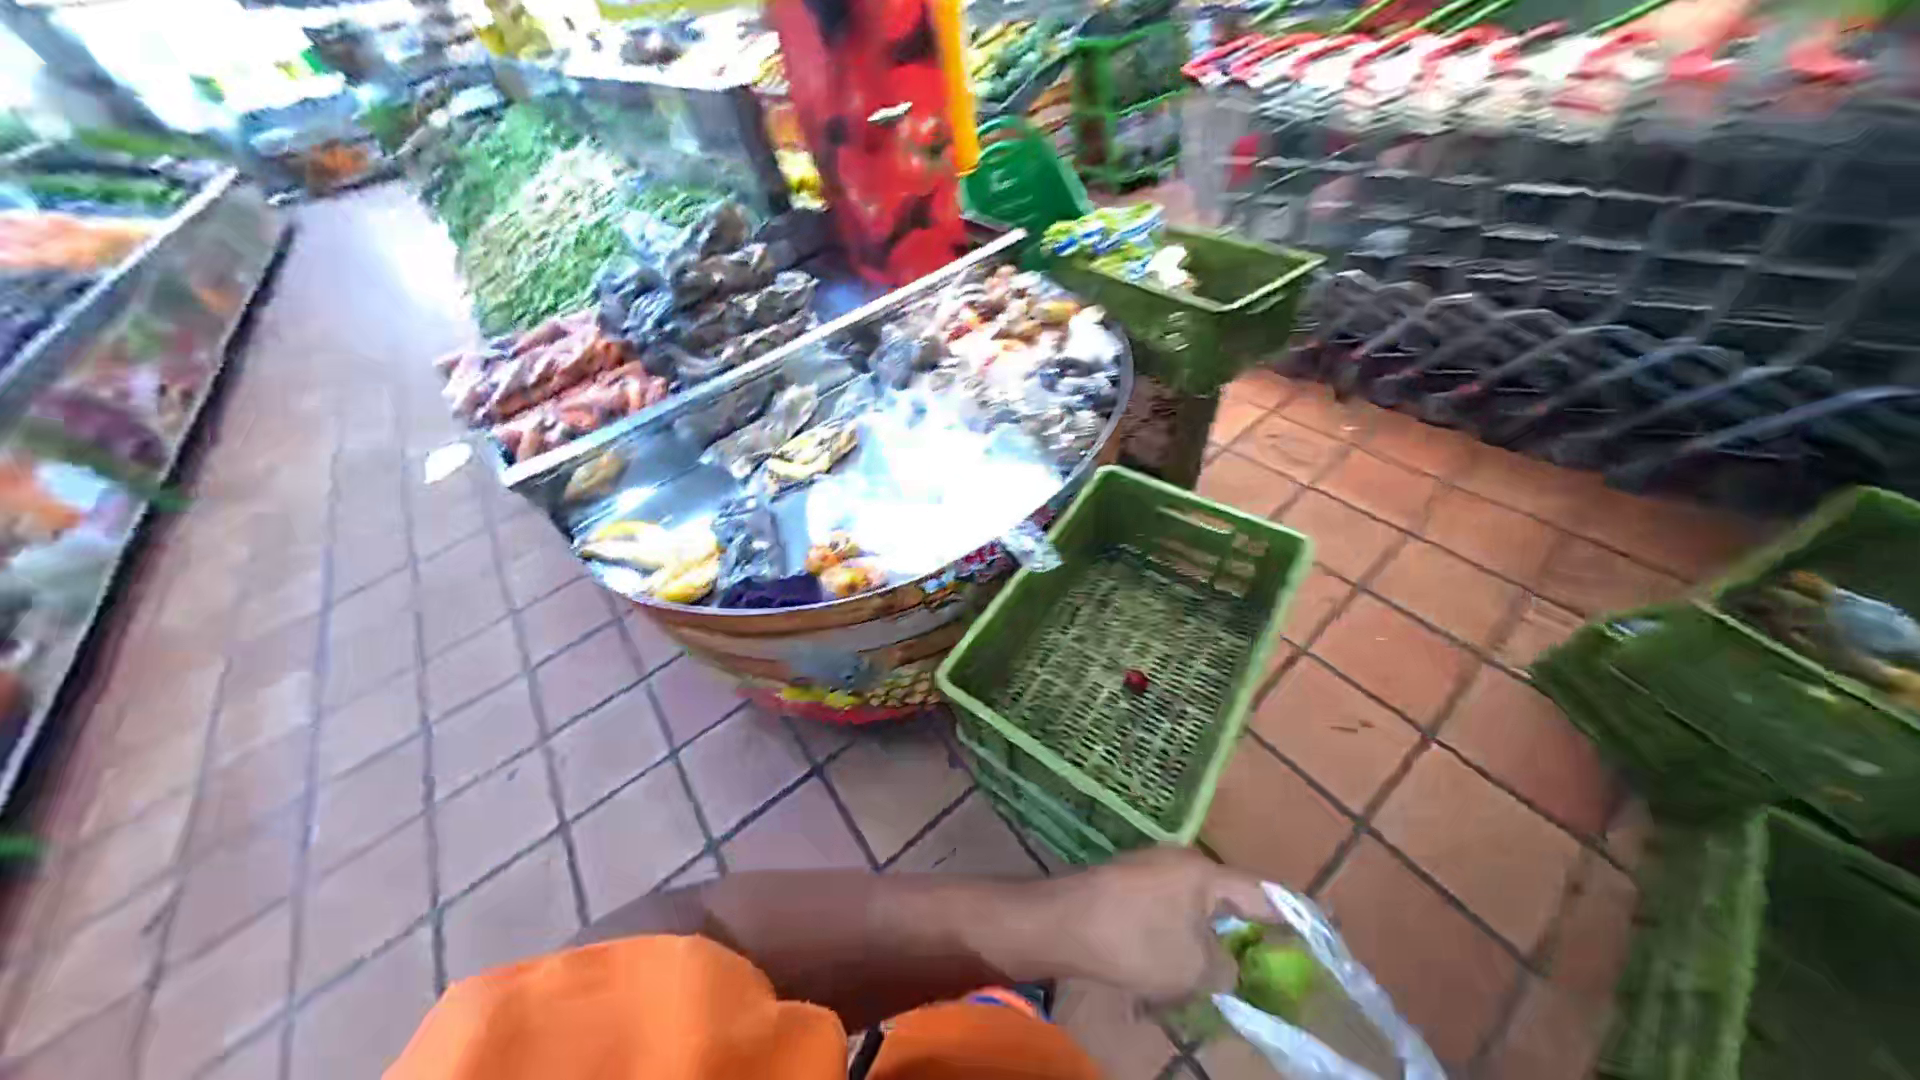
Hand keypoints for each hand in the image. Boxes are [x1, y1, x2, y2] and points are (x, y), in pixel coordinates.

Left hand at [1026, 848, 1271, 1003]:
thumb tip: (1228, 964)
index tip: (1323, 926)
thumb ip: (1227, 966)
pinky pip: (1165, 914)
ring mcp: (1147, 870)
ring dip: (1204, 943)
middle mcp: (1178, 861)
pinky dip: (1175, 940)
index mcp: (1203, 872)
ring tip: (1211, 978)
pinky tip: (1168, 970)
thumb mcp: (1195, 966)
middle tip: (1262, 968)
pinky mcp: (1124, 886)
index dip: (1293, 913)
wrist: (1060, 923)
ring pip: (1193, 910)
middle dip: (1243, 935)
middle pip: (1226, 899)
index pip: (1262, 891)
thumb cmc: (1134, 940)